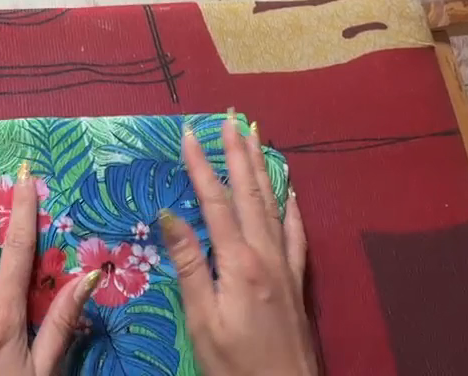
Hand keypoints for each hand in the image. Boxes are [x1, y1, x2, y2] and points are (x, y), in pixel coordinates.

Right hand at [159, 116, 315, 375]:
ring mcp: (285, 264)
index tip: (189, 133)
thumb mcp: (203, 321)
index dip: (201, 165)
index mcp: (239, 260)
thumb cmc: (236, 366)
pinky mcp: (297, 280)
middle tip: (230, 117)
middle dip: (237, 152)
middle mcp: (265, 252)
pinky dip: (290, 205)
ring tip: (255, 136)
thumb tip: (170, 214)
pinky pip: (296, 232)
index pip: (215, 201)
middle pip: (248, 192)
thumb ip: (190, 266)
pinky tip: (289, 190)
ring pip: (272, 203)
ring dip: (261, 167)